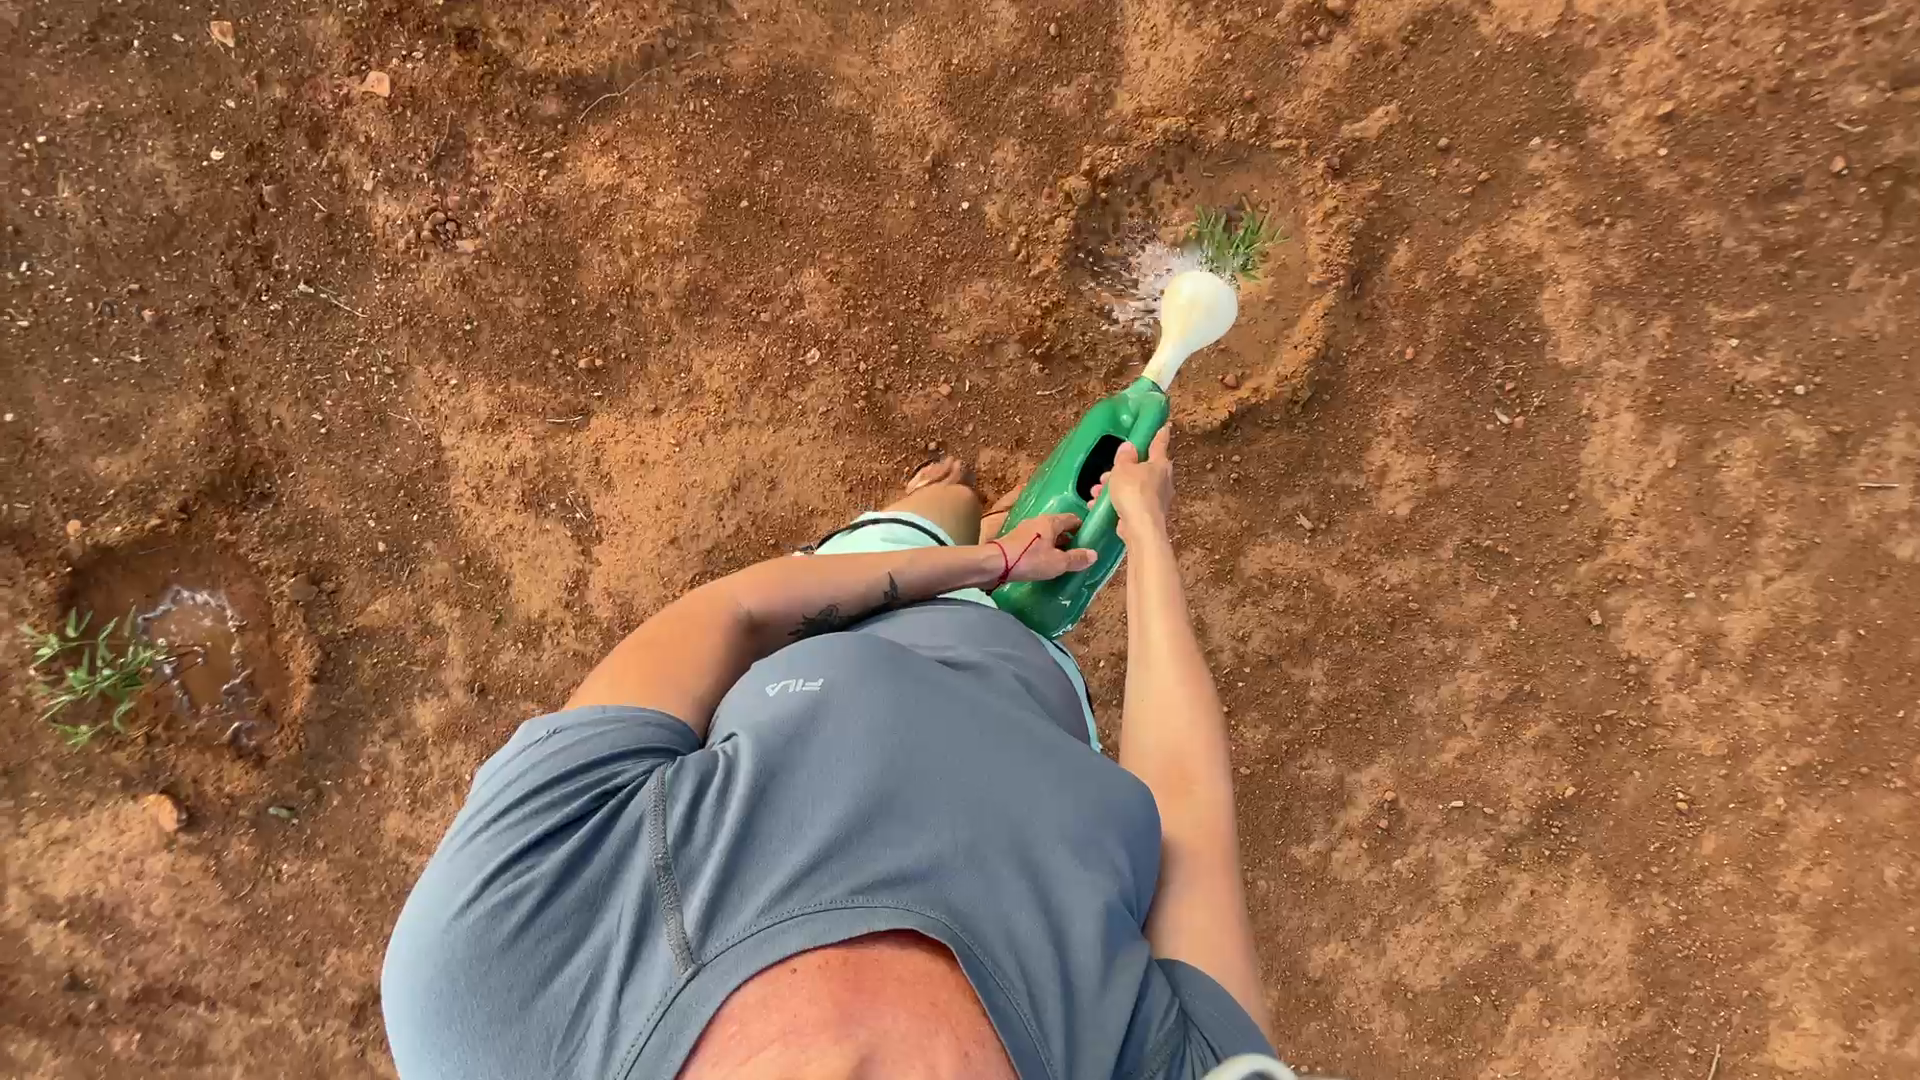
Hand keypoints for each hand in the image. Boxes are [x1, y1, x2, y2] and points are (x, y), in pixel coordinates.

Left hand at [986, 512, 1097, 583]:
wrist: (995, 563)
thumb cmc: (1030, 560)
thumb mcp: (1058, 562)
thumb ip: (1076, 558)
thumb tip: (1094, 554)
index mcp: (1051, 521)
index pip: (1072, 518)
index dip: (1082, 528)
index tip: (1089, 540)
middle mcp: (1038, 521)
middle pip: (1059, 526)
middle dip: (1069, 538)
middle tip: (1078, 553)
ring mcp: (1024, 530)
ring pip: (1045, 535)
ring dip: (1055, 545)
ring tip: (1063, 560)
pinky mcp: (1015, 540)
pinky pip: (1034, 542)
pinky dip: (1042, 549)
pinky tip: (1044, 562)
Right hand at [1091, 426, 1173, 542]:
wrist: (1140, 528)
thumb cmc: (1133, 493)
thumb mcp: (1123, 469)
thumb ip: (1124, 457)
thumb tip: (1129, 447)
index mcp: (1160, 463)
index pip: (1159, 443)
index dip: (1160, 433)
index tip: (1164, 425)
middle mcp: (1162, 480)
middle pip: (1142, 468)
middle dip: (1122, 470)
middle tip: (1106, 474)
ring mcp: (1156, 498)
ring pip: (1133, 486)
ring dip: (1114, 488)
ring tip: (1097, 492)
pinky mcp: (1148, 514)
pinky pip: (1129, 503)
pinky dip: (1115, 503)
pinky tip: (1098, 506)